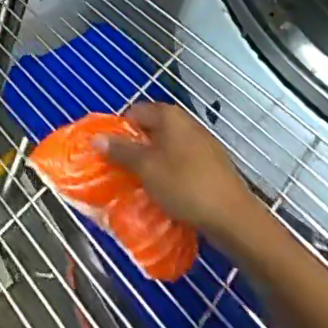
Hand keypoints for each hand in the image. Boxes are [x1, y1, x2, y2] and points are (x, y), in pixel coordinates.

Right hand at [95, 102, 264, 243]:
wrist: (230, 214)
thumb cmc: (184, 185)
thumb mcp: (146, 168)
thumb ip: (121, 151)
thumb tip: (96, 137)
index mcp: (169, 115)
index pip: (134, 112)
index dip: (118, 131)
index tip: (108, 155)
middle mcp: (185, 121)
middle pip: (150, 130)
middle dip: (134, 150)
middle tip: (120, 174)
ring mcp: (201, 141)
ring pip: (166, 148)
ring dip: (151, 165)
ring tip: (139, 188)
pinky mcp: (210, 162)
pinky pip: (181, 162)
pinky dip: (169, 174)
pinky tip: (165, 195)